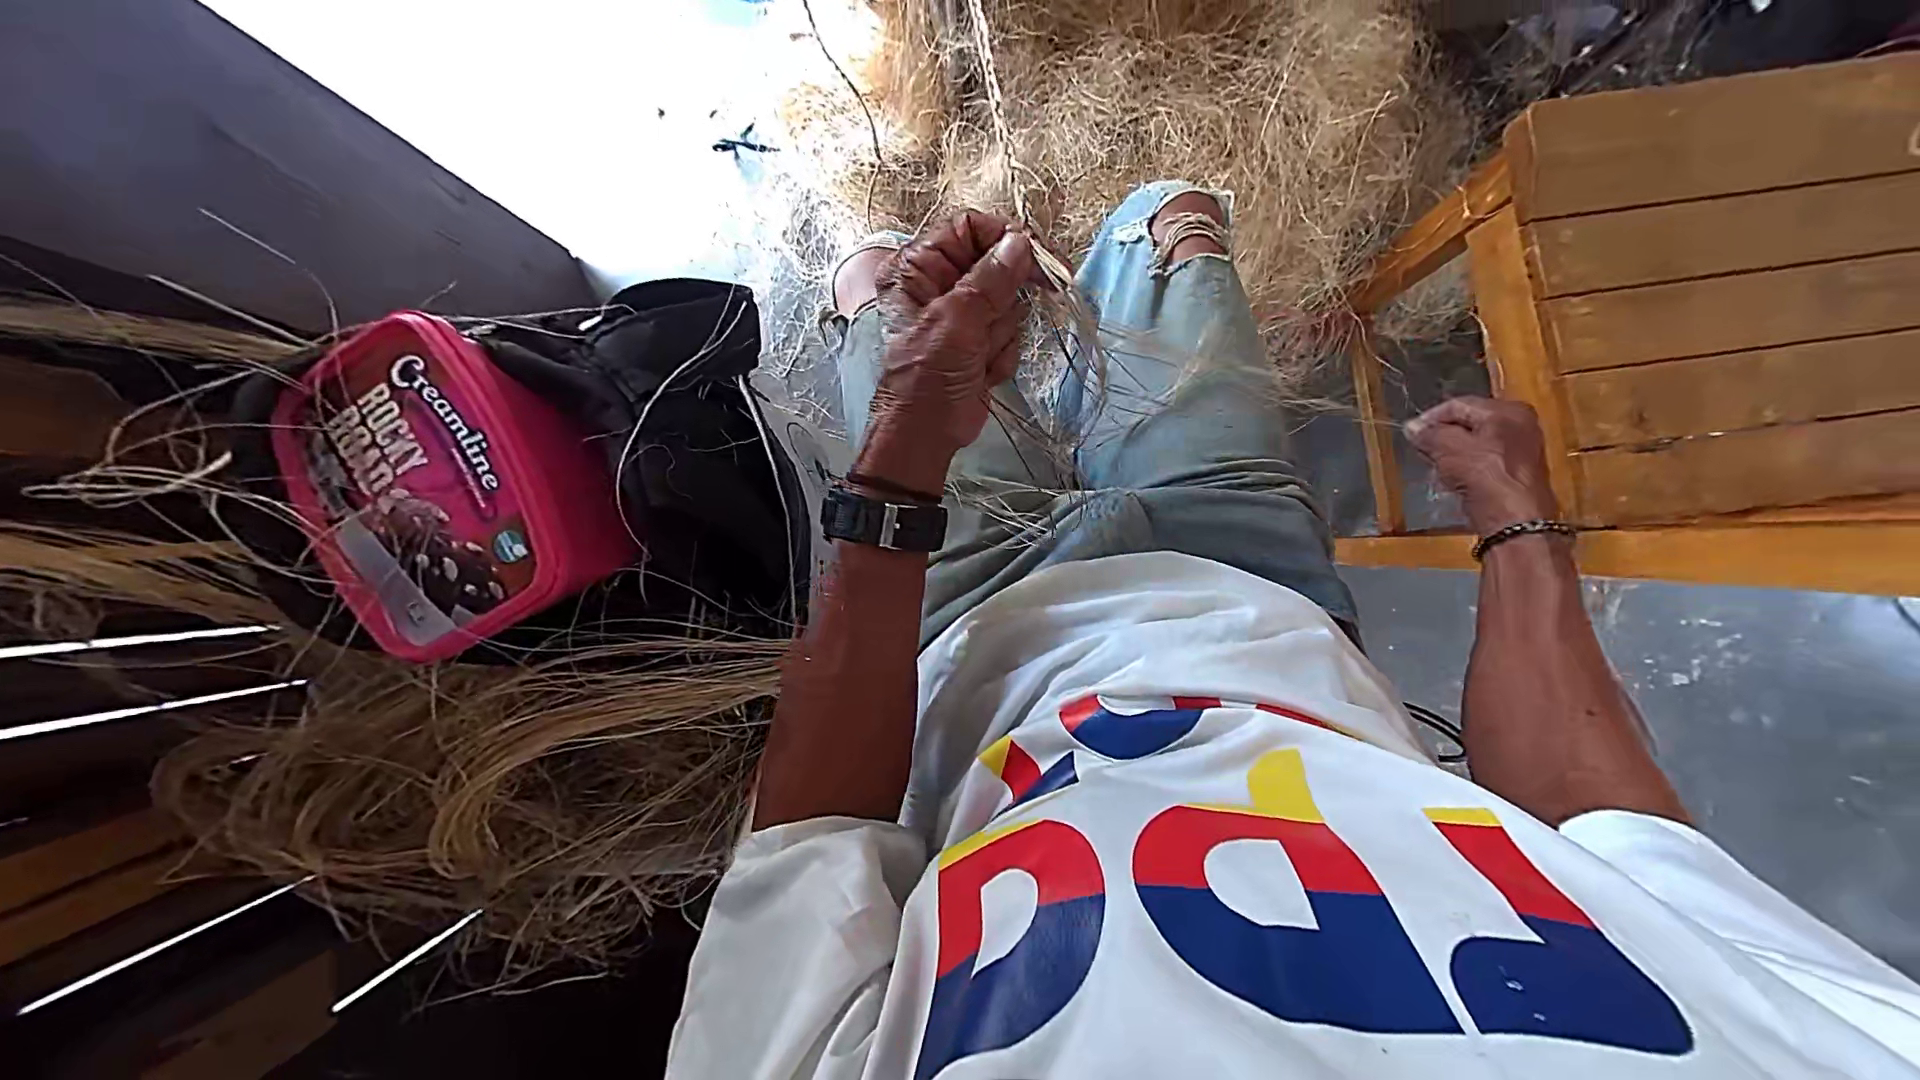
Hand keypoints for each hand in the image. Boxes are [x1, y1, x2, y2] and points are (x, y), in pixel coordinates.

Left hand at [855, 212, 1036, 494]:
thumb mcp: (956, 321)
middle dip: (1002, 301)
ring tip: (976, 358)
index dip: (1003, 237)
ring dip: (999, 334)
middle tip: (995, 324)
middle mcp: (939, 285)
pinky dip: (1001, 354)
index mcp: (917, 267)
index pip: (968, 228)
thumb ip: (990, 279)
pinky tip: (981, 372)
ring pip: (1008, 303)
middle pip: (995, 265)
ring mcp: (963, 315)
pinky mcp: (980, 341)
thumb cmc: (928, 375)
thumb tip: (1020, 243)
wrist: (928, 432)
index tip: (1036, 255)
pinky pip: (1009, 332)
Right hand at [1405, 396, 1559, 535]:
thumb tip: (1412, 428)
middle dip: (1440, 437)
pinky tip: (1452, 480)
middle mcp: (1520, 424)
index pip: (1458, 405)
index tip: (1409, 435)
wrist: (1513, 517)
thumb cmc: (1483, 474)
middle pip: (1467, 423)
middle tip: (1420, 450)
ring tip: (1434, 467)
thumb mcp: (1447, 447)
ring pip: (1473, 443)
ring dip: (1449, 454)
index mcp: (1507, 410)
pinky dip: (1463, 468)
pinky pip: (1482, 462)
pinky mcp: (1516, 472)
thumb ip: (1429, 434)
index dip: (1429, 418)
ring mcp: (1521, 449)